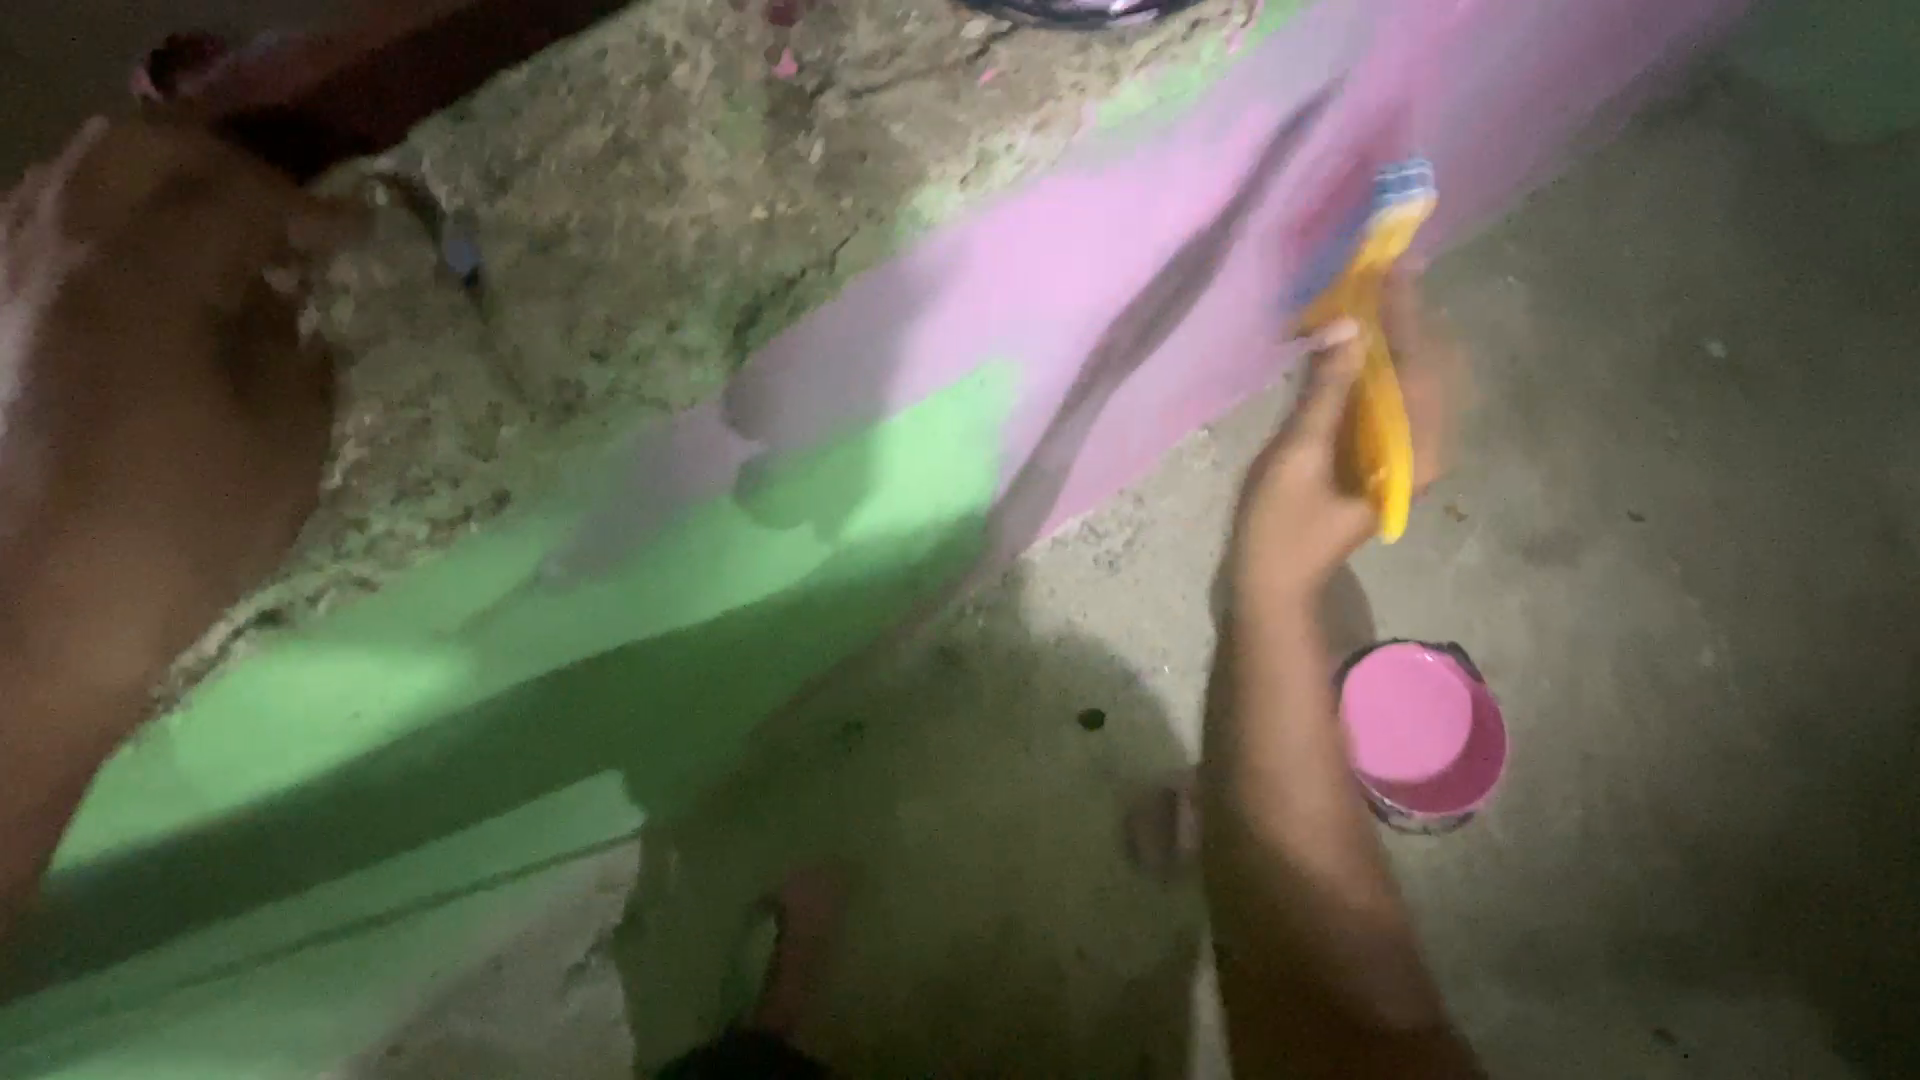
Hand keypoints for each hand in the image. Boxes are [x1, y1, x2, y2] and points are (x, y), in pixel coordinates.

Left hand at [0, 117, 359, 721]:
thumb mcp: (285, 441)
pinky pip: (53, 225)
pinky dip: (124, 227)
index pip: (235, 197)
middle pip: (137, 144)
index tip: (363, 233)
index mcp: (140, 289)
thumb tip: (286, 306)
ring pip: (80, 174)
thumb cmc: (188, 526)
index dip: (311, 206)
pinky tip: (173, 287)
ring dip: (171, 190)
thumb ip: (293, 353)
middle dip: (230, 165)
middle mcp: (51, 257)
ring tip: (238, 250)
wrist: (45, 602)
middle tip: (293, 219)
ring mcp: (4, 281)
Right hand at [1234, 276, 1460, 598]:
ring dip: (1393, 339)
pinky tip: (1357, 342)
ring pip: (1410, 382)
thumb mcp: (1297, 458)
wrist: (1275, 582)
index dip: (1405, 317)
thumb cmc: (1280, 528)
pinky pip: (1389, 399)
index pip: (1418, 370)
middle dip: (1407, 320)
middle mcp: (1420, 450)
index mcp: (1411, 455)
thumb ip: (1324, 394)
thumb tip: (1344, 326)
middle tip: (1389, 270)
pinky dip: (1376, 366)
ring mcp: (1401, 454)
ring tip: (1378, 293)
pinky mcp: (1380, 457)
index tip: (1394, 268)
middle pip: (1425, 370)